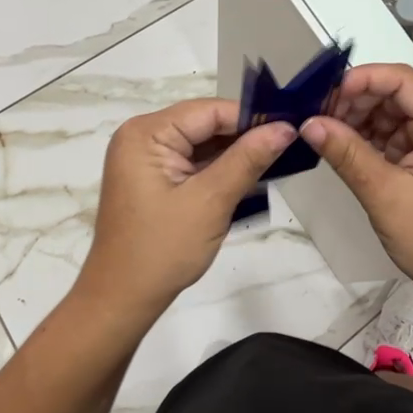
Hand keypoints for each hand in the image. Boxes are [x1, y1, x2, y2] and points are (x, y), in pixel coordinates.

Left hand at [81, 98, 293, 311]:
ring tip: (278, 156)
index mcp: (146, 133)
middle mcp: (142, 136)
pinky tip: (250, 174)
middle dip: (245, 134)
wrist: (121, 302)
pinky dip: (220, 167)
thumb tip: (286, 127)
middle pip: (206, 123)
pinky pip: (193, 160)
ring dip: (235, 152)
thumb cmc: (161, 250)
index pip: (210, 111)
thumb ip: (248, 159)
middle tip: (289, 142)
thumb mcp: (211, 201)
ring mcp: (145, 157)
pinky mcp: (153, 177)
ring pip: (202, 141)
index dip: (251, 117)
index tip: (291, 126)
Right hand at [301, 64, 412, 300]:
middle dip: (355, 99)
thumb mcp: (386, 195)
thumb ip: (348, 155)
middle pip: (394, 92)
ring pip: (387, 111)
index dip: (364, 79)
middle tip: (316, 115)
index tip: (326, 95)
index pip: (403, 80)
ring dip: (356, 117)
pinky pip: (388, 133)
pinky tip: (338, 144)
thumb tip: (308, 123)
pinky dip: (363, 136)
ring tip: (322, 130)